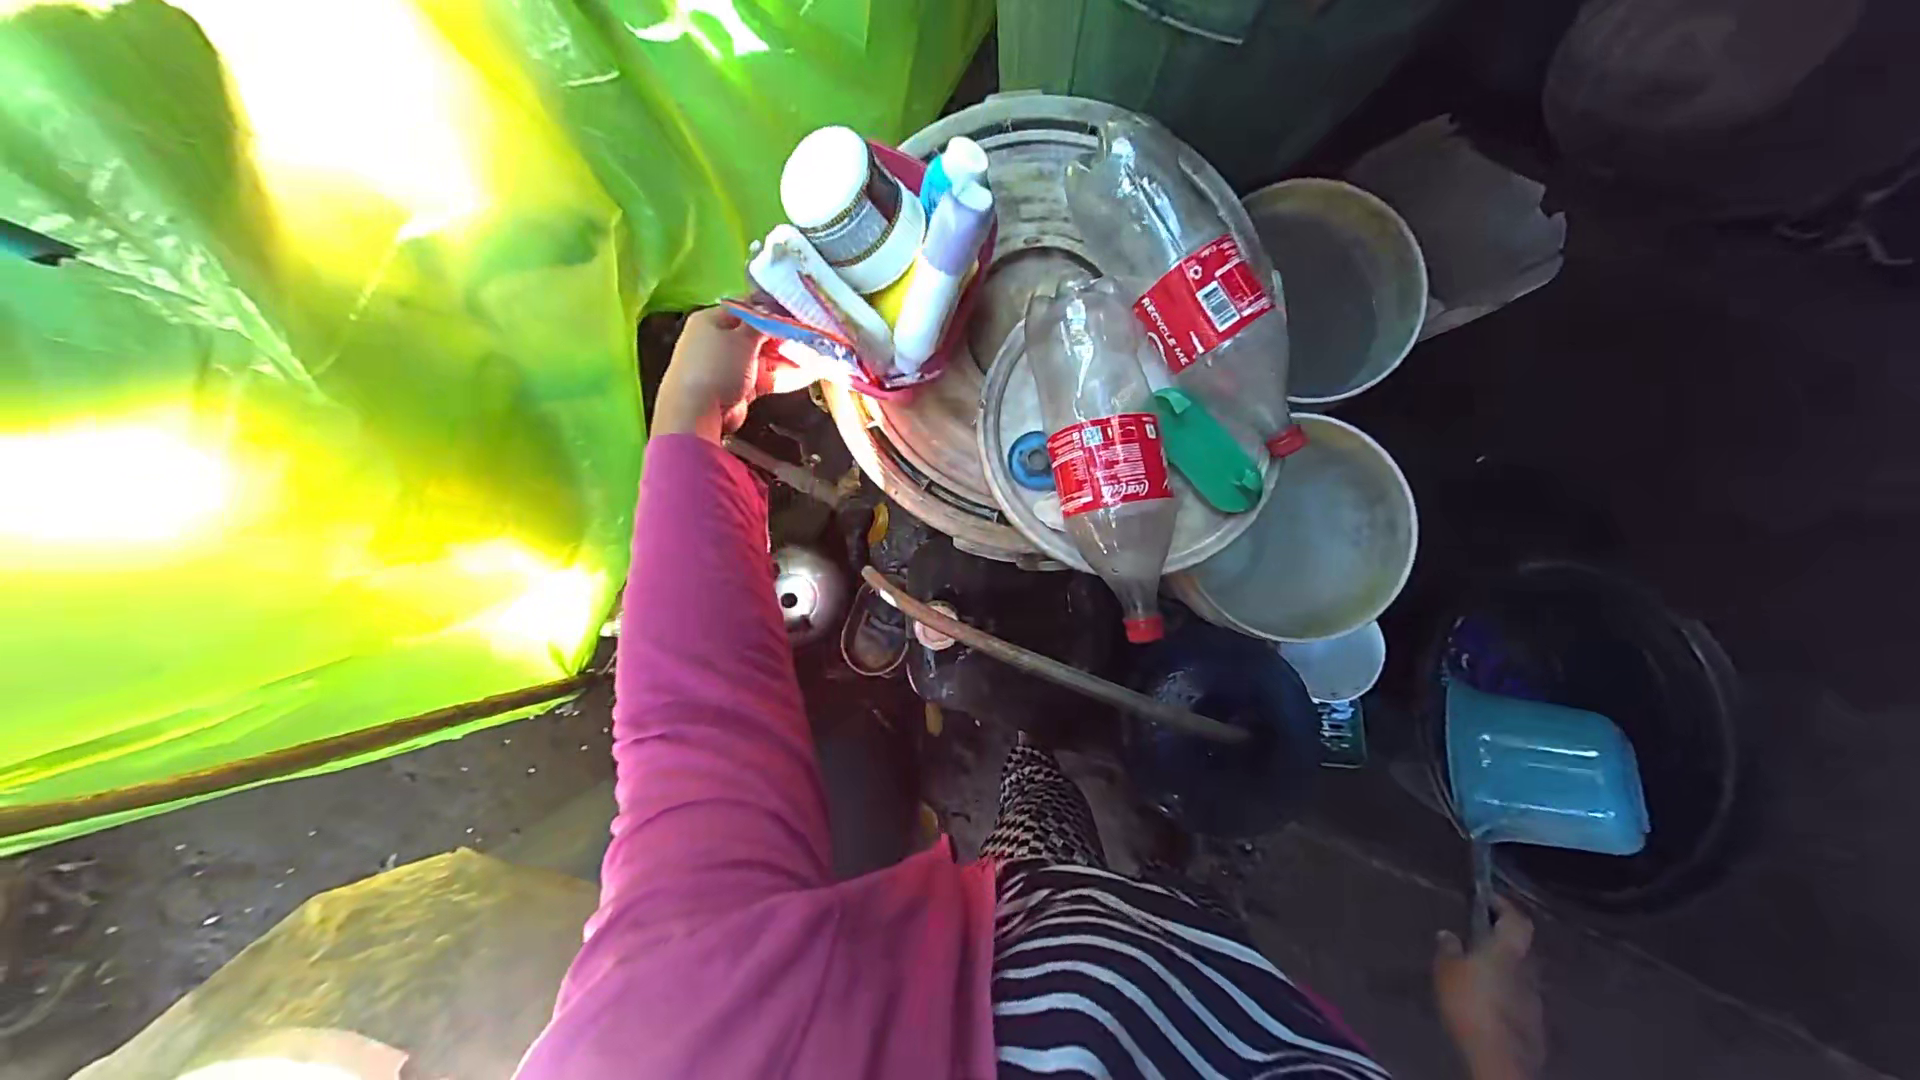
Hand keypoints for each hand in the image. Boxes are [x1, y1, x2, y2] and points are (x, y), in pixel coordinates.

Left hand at [651, 308, 820, 441]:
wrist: (698, 411)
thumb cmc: (717, 365)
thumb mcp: (742, 337)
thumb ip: (762, 324)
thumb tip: (774, 313)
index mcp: (712, 321)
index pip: (746, 310)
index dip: (772, 312)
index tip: (797, 316)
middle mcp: (719, 341)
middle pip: (758, 335)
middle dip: (785, 338)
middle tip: (810, 338)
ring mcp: (730, 367)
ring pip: (765, 358)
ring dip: (789, 358)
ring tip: (816, 356)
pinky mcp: (740, 388)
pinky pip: (766, 377)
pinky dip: (785, 376)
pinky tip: (809, 373)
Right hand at [1434, 896, 1544, 1079]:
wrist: (1499, 1059)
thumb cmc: (1469, 1003)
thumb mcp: (1446, 970)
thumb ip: (1449, 949)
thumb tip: (1450, 934)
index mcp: (1507, 953)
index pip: (1518, 921)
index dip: (1505, 905)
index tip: (1487, 897)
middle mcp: (1527, 973)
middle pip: (1519, 949)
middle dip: (1499, 940)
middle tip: (1474, 937)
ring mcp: (1535, 1001)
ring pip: (1518, 975)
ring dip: (1501, 968)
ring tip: (1475, 971)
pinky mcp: (1534, 1024)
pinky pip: (1518, 998)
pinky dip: (1504, 991)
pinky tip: (1485, 1000)